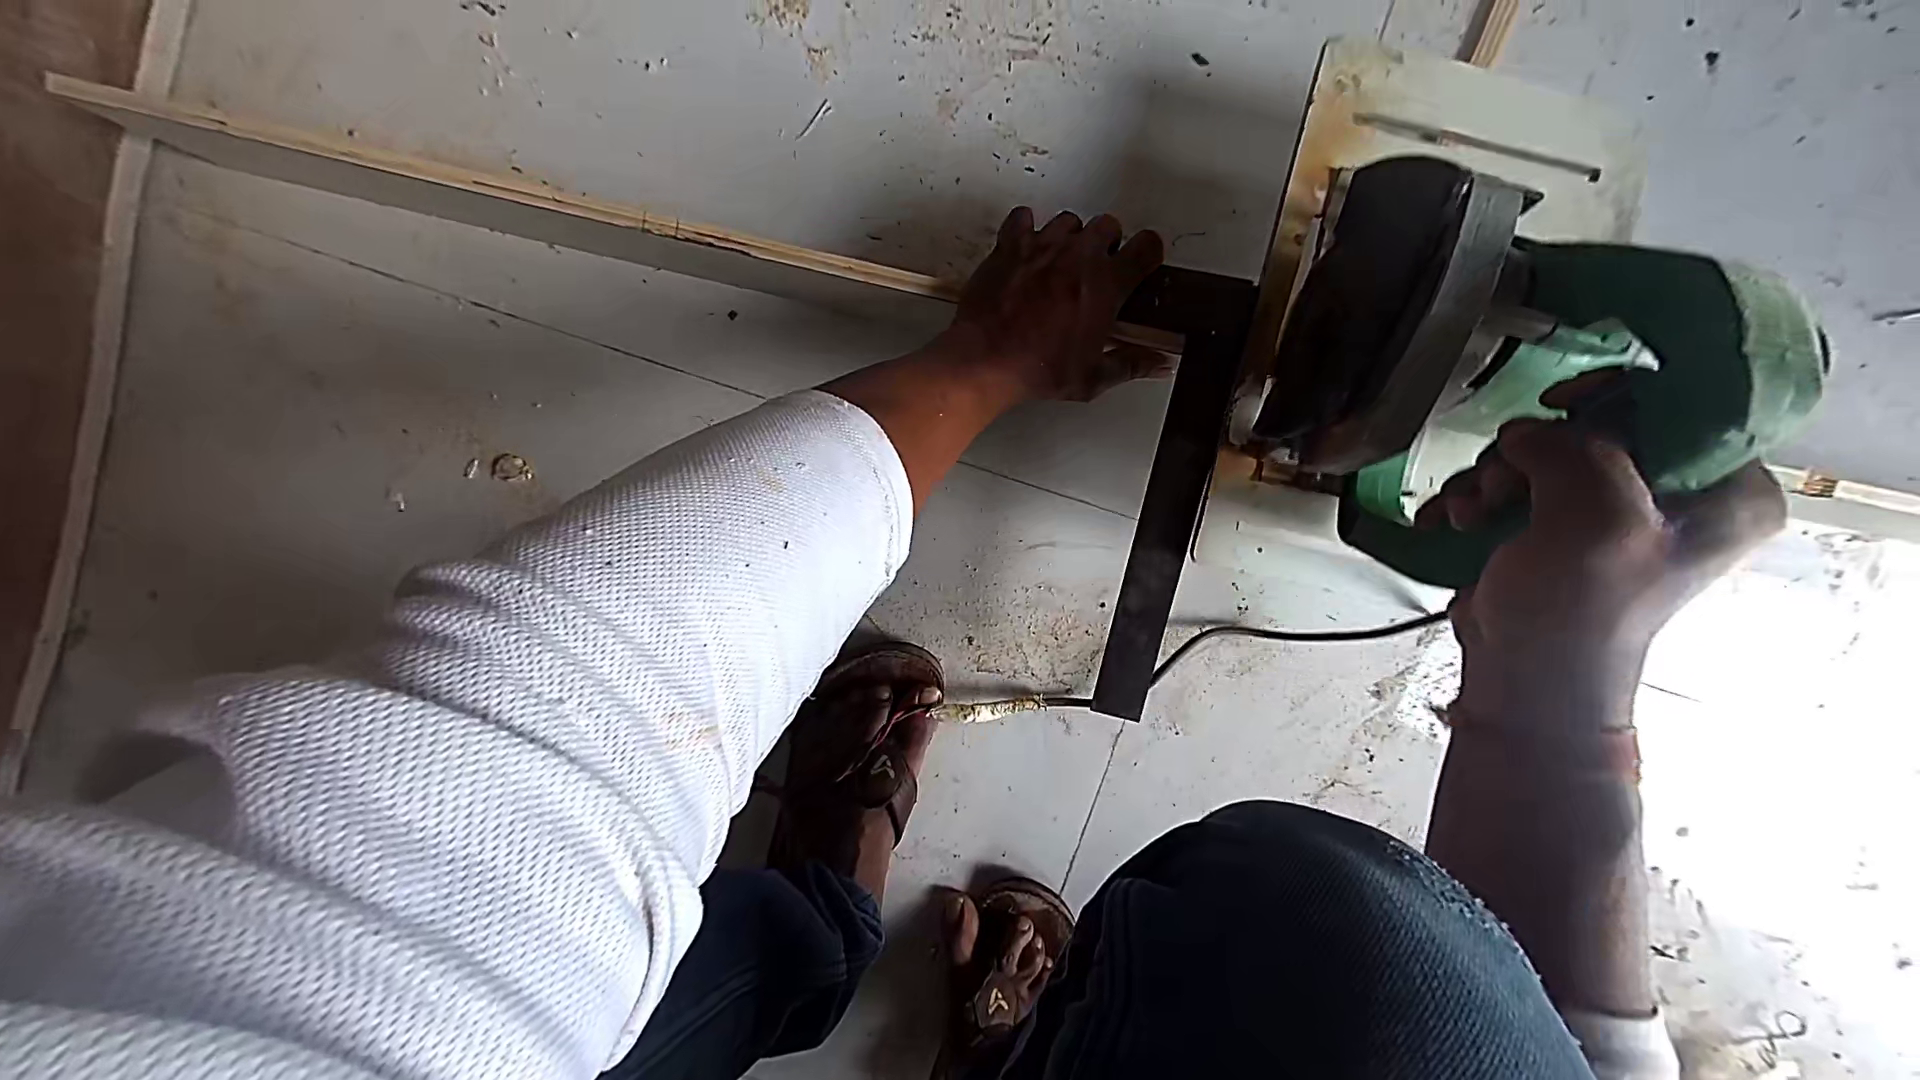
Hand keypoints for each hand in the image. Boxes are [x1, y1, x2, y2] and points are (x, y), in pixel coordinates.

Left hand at [946, 207, 1165, 402]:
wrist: (987, 360)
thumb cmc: (1038, 369)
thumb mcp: (1092, 377)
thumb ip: (1131, 365)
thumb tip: (1158, 364)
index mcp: (1106, 284)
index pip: (1147, 247)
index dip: (1147, 253)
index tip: (1140, 263)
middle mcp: (1078, 256)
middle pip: (1108, 226)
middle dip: (1107, 244)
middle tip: (1094, 272)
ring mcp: (1043, 246)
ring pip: (1068, 222)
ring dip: (1069, 239)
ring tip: (1059, 264)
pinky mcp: (1010, 246)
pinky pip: (1023, 219)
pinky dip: (1027, 229)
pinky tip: (1026, 250)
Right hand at [1420, 419, 1784, 727]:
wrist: (1525, 675)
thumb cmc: (1575, 611)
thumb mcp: (1594, 525)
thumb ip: (1572, 457)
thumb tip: (1525, 431)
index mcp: (1718, 494)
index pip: (1679, 409)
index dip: (1615, 398)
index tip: (1556, 406)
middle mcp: (1664, 499)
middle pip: (1588, 435)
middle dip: (1525, 456)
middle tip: (1497, 488)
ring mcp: (1598, 516)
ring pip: (1535, 460)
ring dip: (1486, 481)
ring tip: (1466, 515)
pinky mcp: (1545, 530)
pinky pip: (1505, 489)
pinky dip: (1469, 500)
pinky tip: (1449, 520)